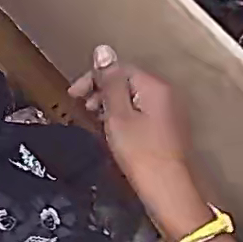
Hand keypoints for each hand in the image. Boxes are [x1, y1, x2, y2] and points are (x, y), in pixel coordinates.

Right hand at [68, 46, 212, 236]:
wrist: (167, 190)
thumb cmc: (142, 156)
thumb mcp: (117, 115)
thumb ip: (109, 82)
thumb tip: (102, 51)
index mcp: (154, 87)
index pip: (119, 68)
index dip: (93, 79)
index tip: (74, 95)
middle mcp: (165, 95)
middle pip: (126, 81)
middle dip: (101, 91)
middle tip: (82, 107)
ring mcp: (167, 113)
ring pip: (132, 98)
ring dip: (110, 105)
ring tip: (95, 120)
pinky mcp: (165, 130)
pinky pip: (139, 113)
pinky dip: (122, 118)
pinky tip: (112, 132)